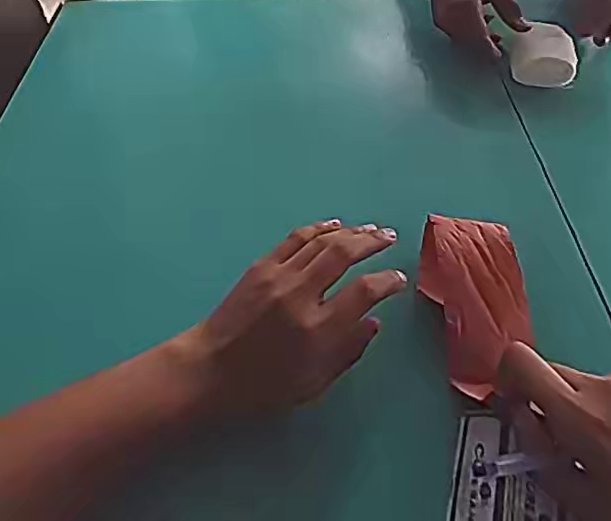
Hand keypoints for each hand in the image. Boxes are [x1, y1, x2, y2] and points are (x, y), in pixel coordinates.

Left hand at [174, 219, 406, 416]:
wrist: (211, 369)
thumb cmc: (264, 385)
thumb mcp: (313, 383)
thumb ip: (348, 352)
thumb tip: (374, 322)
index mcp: (317, 330)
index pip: (363, 293)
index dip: (387, 282)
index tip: (399, 278)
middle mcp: (300, 295)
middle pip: (344, 254)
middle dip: (371, 242)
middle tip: (390, 237)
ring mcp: (279, 275)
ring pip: (322, 241)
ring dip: (350, 231)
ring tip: (370, 229)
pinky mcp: (262, 265)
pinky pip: (296, 238)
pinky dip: (318, 228)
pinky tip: (334, 225)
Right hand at [424, 0, 530, 58]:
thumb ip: (508, 6)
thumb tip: (523, 27)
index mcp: (467, 7)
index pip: (481, 39)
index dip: (491, 52)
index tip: (502, 56)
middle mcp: (452, 18)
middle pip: (472, 45)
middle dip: (486, 50)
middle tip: (500, 45)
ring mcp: (444, 22)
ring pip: (464, 43)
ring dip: (478, 44)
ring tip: (492, 34)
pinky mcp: (440, 23)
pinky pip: (457, 37)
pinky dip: (469, 38)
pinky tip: (479, 27)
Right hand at [495, 344, 610, 520]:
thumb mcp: (592, 508)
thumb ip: (548, 462)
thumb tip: (527, 428)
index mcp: (588, 420)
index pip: (520, 361)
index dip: (506, 377)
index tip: (513, 402)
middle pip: (554, 374)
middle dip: (553, 407)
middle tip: (570, 449)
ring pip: (591, 385)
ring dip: (593, 413)